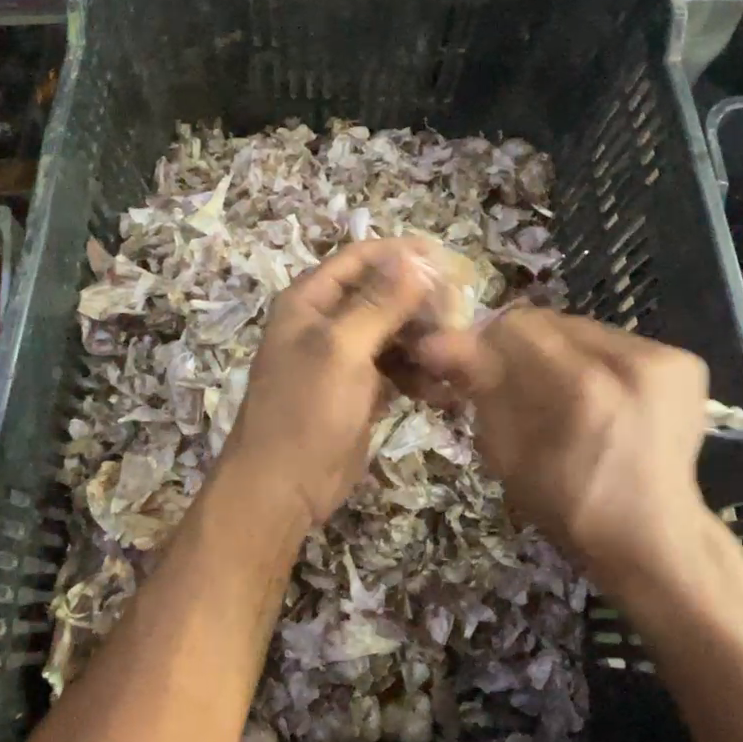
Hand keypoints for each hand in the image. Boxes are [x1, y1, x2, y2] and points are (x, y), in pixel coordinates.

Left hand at [222, 239, 434, 526]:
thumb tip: (415, 258)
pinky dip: (419, 373)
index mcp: (310, 301)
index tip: (447, 259)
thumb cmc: (306, 410)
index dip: (400, 254)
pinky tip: (444, 389)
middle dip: (420, 302)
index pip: (360, 258)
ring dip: (425, 340)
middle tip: (459, 315)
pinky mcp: (360, 391)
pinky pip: (396, 368)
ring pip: (394, 332)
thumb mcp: (342, 349)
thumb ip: (379, 303)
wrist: (282, 487)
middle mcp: (326, 322)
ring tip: (454, 354)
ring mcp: (343, 358)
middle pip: (382, 294)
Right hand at [413, 309, 713, 569]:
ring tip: (557, 393)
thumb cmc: (572, 508)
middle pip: (551, 322)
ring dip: (558, 351)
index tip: (472, 367)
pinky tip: (596, 396)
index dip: (486, 344)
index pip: (517, 327)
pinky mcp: (684, 361)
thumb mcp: (509, 456)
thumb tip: (435, 341)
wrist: (655, 539)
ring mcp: (665, 358)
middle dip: (522, 348)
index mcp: (586, 388)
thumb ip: (479, 388)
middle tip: (511, 383)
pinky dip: (593, 360)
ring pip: (582, 328)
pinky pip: (614, 341)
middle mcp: (632, 361)